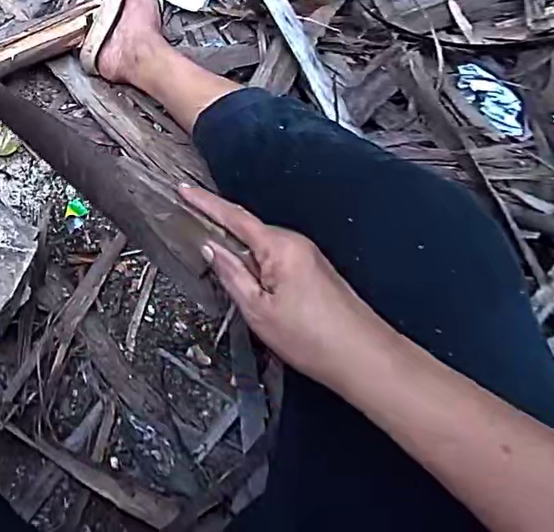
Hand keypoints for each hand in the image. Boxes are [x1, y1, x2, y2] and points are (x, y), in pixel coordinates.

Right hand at [180, 184, 397, 387]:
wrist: (369, 363)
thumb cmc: (316, 340)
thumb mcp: (258, 310)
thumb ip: (230, 273)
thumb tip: (211, 248)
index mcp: (279, 247)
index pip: (232, 216)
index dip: (204, 202)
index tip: (183, 190)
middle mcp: (294, 243)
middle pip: (246, 229)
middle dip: (221, 234)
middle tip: (195, 241)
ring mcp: (306, 256)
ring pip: (260, 247)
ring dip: (241, 257)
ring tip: (229, 281)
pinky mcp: (313, 270)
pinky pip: (274, 258)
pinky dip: (258, 267)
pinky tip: (255, 289)